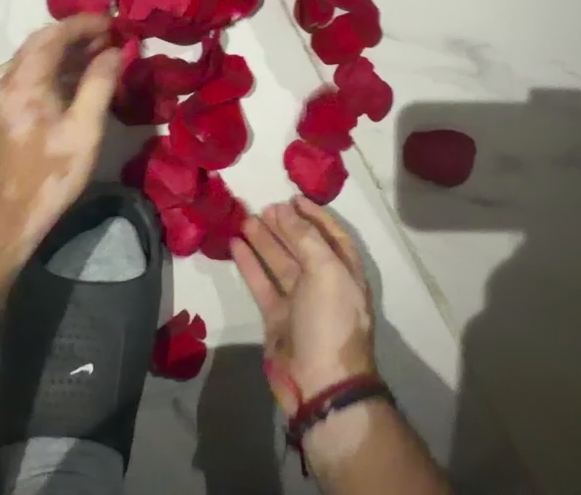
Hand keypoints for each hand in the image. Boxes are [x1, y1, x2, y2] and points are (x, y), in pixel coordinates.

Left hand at [0, 14, 123, 255]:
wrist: (8, 217)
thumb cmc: (50, 174)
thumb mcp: (85, 129)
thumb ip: (100, 84)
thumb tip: (115, 52)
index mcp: (25, 81)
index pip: (54, 34)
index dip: (85, 24)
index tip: (115, 23)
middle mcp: (9, 82)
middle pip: (42, 42)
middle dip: (78, 35)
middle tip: (112, 38)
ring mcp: (5, 98)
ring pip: (38, 60)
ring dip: (69, 53)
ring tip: (104, 56)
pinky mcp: (8, 113)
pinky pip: (34, 77)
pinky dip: (59, 70)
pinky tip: (83, 81)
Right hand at [232, 197, 376, 414]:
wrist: (321, 383)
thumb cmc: (331, 322)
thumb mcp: (326, 272)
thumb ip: (305, 238)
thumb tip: (286, 210)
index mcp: (345, 273)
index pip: (331, 235)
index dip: (315, 215)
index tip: (293, 197)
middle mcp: (323, 284)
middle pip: (302, 247)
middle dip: (285, 225)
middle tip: (263, 206)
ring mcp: (299, 302)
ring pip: (279, 263)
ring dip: (264, 241)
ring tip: (245, 218)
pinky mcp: (277, 318)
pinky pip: (261, 284)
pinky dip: (249, 264)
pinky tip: (235, 244)